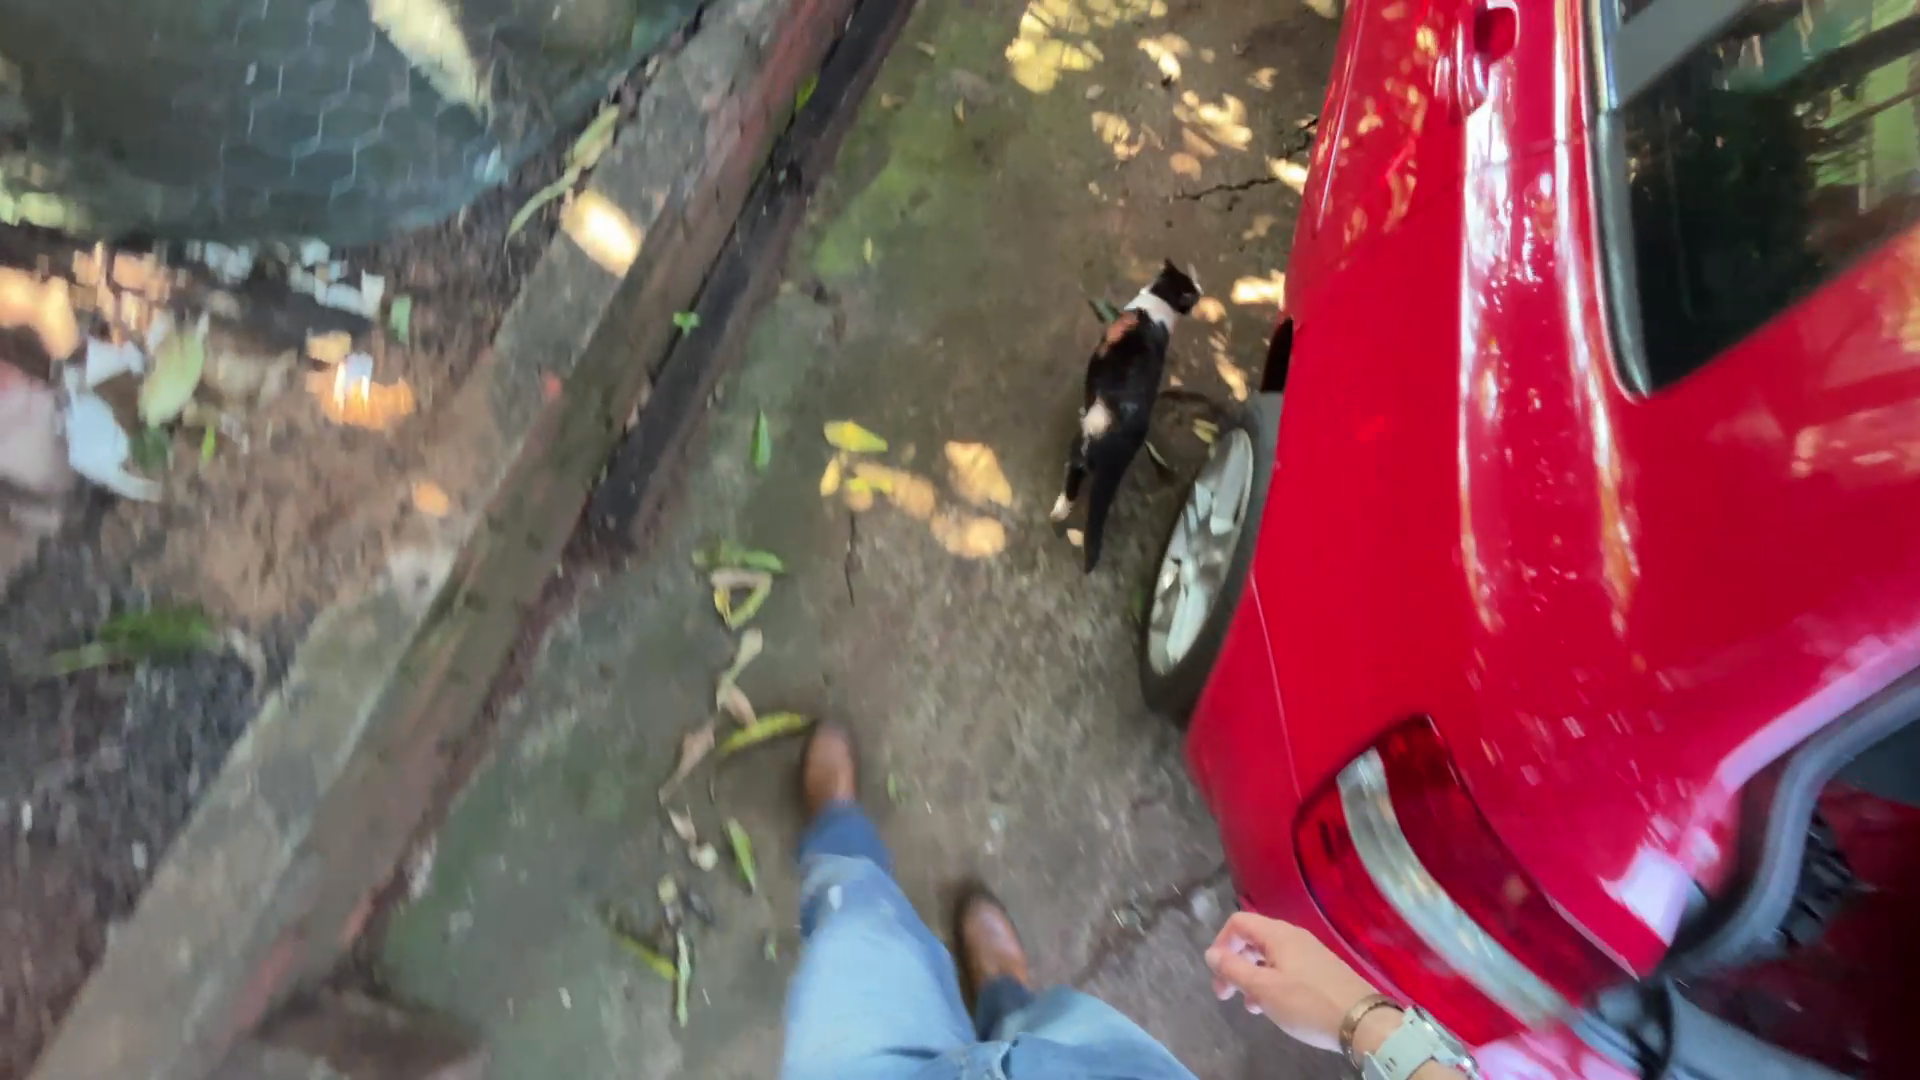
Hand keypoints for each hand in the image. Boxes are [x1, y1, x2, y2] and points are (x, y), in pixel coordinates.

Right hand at [1203, 912, 1387, 1051]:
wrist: (1366, 1023)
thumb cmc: (1308, 1002)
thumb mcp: (1263, 988)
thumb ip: (1233, 969)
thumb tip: (1210, 953)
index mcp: (1277, 933)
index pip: (1238, 922)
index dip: (1221, 943)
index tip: (1217, 973)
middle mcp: (1292, 935)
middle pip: (1252, 939)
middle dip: (1234, 963)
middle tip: (1226, 993)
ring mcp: (1310, 952)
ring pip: (1269, 956)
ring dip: (1253, 976)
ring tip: (1251, 1005)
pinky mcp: (1322, 970)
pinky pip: (1287, 967)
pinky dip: (1272, 981)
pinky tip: (1276, 1005)